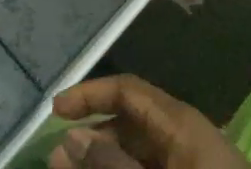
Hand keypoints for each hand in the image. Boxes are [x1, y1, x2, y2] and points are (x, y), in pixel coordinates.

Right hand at [48, 76, 250, 168]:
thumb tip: (70, 138)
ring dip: (107, 164)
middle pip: (130, 124)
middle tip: (57, 164)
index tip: (55, 115)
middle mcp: (188, 141)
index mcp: (182, 126)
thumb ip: (111, 165)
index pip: (127, 90)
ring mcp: (195, 168)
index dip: (88, 95)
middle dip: (92, 140)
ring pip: (139, 155)